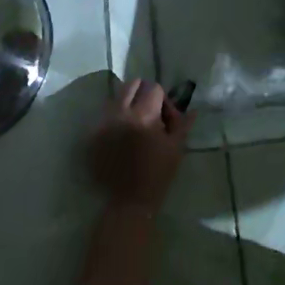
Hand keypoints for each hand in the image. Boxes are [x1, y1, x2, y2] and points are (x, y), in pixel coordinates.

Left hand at [90, 79, 192, 211]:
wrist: (129, 200)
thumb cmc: (157, 174)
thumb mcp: (175, 148)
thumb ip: (182, 123)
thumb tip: (191, 108)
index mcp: (143, 115)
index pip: (153, 88)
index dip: (163, 99)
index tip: (165, 116)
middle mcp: (120, 113)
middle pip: (131, 84)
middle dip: (143, 92)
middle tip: (150, 112)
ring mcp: (104, 122)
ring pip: (116, 97)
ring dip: (127, 104)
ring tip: (134, 124)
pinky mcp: (93, 133)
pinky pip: (105, 114)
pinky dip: (115, 118)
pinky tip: (121, 136)